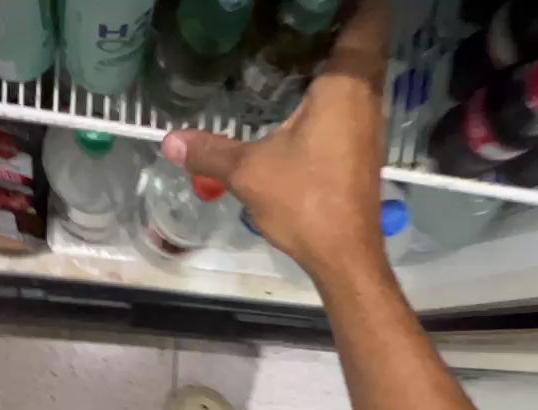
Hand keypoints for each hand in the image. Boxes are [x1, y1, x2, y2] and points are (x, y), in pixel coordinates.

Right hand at [159, 0, 390, 281]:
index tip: (313, 3)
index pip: (367, 15)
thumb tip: (169, 140)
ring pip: (361, 70)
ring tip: (297, 42)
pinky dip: (335, 85)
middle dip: (336, 21)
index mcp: (345, 83)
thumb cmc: (305, 204)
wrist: (344, 256)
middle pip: (365, 37)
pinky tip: (304, 93)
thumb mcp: (249, 173)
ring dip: (338, 53)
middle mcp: (366, 95)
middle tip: (295, 18)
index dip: (352, 0)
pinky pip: (354, 99)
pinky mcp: (363, 148)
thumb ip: (209, 151)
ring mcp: (369, 124)